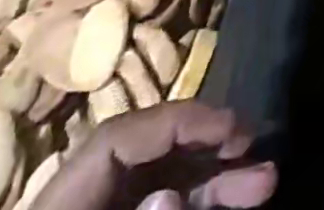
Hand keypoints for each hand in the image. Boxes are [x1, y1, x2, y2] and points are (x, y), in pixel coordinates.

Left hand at [25, 103, 276, 209]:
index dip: (174, 122)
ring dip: (215, 180)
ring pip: (163, 185)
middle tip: (253, 147)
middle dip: (203, 149)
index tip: (230, 127)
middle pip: (144, 159)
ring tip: (265, 181)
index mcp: (58, 209)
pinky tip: (239, 203)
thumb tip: (170, 195)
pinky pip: (165, 209)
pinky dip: (202, 204)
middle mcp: (81, 206)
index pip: (115, 142)